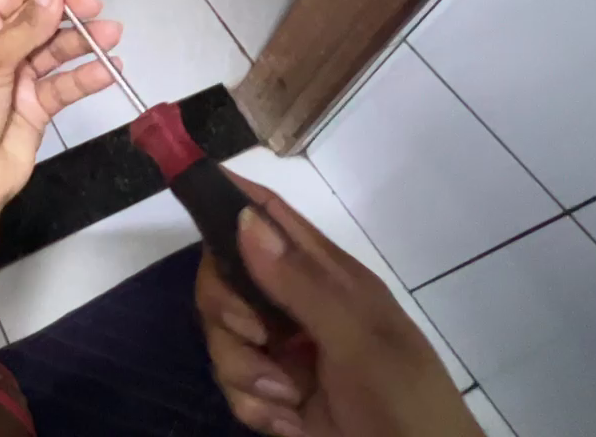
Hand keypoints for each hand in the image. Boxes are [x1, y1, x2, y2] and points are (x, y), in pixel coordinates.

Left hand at [0, 0, 120, 214]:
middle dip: (67, 9)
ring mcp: (17, 79)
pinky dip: (86, 76)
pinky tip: (108, 69)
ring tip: (112, 34)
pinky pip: (65, 85)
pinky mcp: (36, 108)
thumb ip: (25, 26)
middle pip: (38, 18)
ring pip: (55, 50)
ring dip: (83, 40)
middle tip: (95, 7)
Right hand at [195, 175, 479, 436]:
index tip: (187, 183)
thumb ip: (302, 283)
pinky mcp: (272, 393)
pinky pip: (230, 381)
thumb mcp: (361, 344)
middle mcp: (296, 302)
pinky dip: (251, 404)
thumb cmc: (408, 409)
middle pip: (224, 273)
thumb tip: (244, 218)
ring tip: (286, 399)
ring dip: (241, 368)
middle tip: (255, 335)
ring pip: (220, 330)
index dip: (229, 194)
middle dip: (224, 307)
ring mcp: (283, 349)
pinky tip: (287, 423)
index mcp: (325, 275)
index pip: (268, 215)